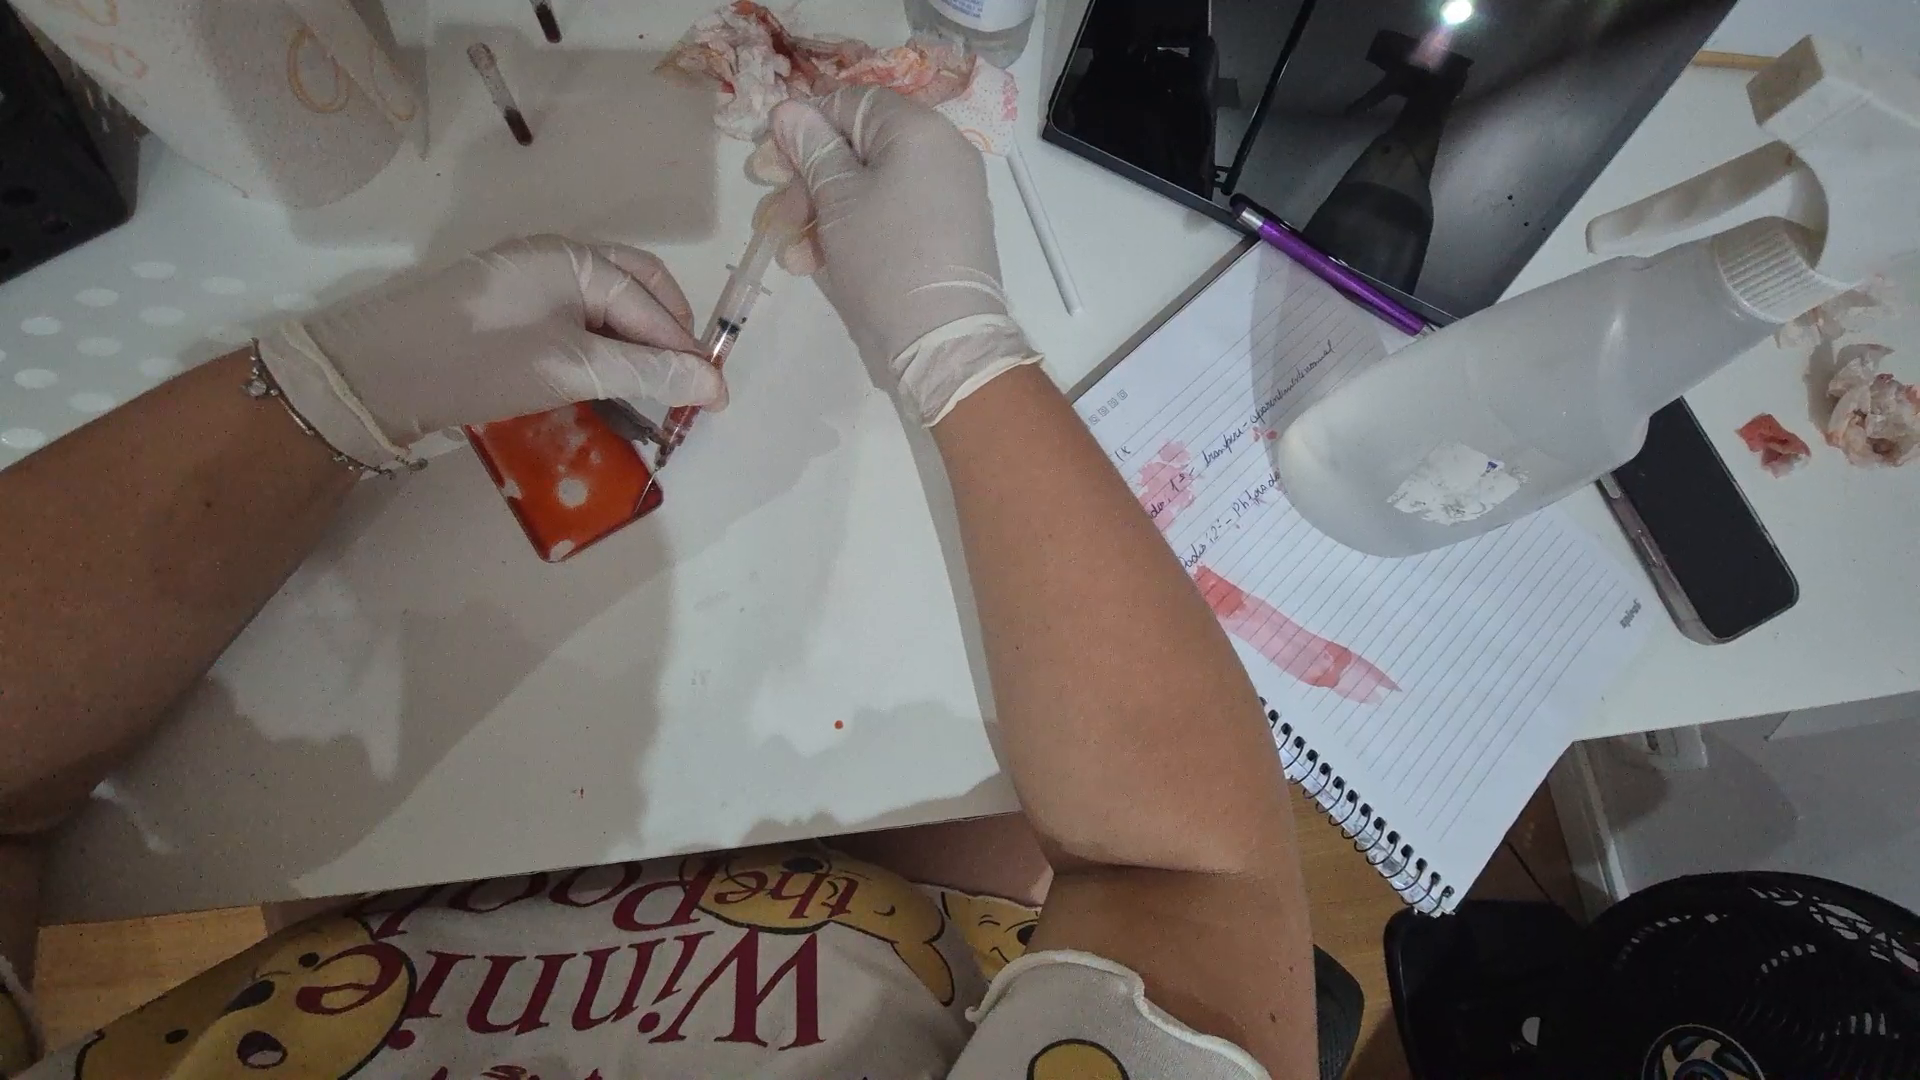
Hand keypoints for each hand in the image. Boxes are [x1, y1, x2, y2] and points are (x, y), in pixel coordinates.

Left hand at [258, 235, 724, 469]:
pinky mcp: (516, 302)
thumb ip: (650, 373)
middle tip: (687, 381)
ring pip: (613, 300)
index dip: (689, 354)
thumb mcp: (574, 369)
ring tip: (656, 381)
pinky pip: (584, 312)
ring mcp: (535, 276)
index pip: (654, 307)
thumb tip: (717, 386)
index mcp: (577, 259)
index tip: (715, 400)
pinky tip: (613, 371)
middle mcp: (560, 255)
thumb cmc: (480, 363)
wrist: (373, 374)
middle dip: (672, 333)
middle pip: (641, 287)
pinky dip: (611, 340)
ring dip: (643, 337)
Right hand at [767, 87, 1040, 424]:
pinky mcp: (941, 242)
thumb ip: (813, 150)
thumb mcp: (838, 199)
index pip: (852, 104)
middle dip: (807, 183)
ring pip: (868, 193)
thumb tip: (791, 110)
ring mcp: (944, 202)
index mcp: (920, 130)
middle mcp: (940, 157)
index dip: (804, 127)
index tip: (770, 162)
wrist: (942, 342)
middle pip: (858, 152)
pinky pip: (889, 223)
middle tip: (773, 215)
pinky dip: (852, 237)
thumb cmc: (886, 259)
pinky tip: (814, 265)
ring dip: (821, 219)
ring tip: (790, 256)